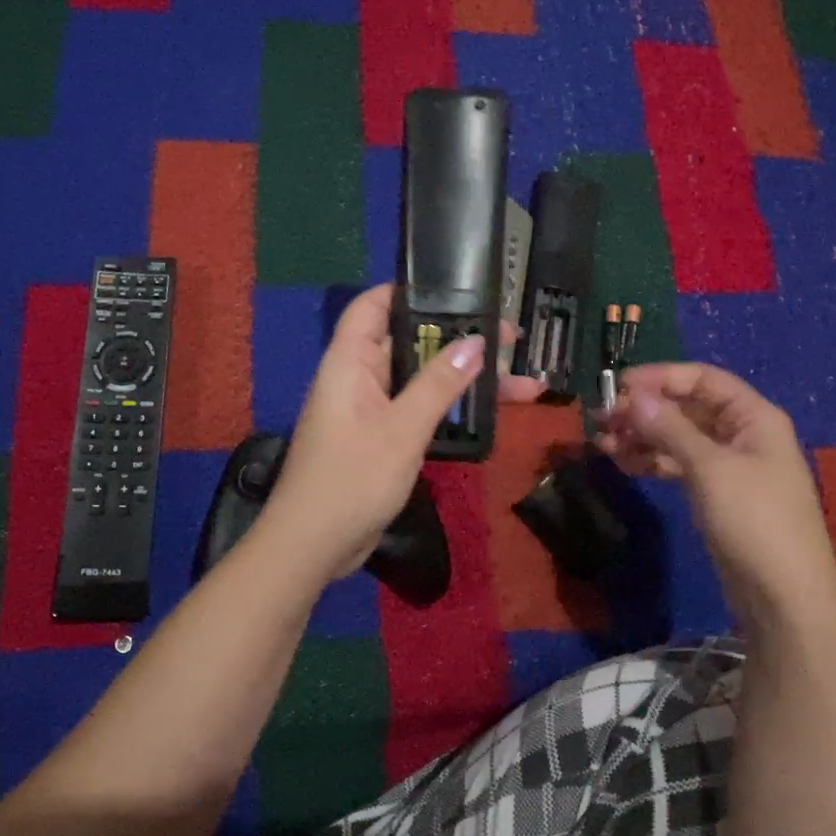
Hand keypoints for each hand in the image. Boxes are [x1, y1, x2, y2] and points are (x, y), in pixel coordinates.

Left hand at [260, 284, 540, 580]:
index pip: (372, 306)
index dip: (410, 291)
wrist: (313, 547)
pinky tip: (491, 416)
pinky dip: (451, 411)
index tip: (459, 288)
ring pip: (421, 382)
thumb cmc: (351, 480)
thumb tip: (476, 342)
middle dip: (458, 340)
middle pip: (409, 344)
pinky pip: (419, 413)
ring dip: (464, 381)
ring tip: (522, 382)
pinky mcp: (381, 441)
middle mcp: (359, 379)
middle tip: (513, 339)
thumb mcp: (401, 430)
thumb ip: (438, 385)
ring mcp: (370, 412)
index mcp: (350, 362)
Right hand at [595, 363, 835, 619]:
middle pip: (687, 407)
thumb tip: (631, 395)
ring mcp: (729, 466)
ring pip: (678, 437)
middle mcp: (743, 434)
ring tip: (602, 444)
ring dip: (641, 436)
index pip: (703, 378)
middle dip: (644, 409)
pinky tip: (622, 464)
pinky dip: (651, 461)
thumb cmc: (754, 521)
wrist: (784, 597)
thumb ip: (668, 427)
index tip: (616, 386)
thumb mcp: (709, 468)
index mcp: (754, 417)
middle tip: (601, 420)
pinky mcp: (716, 494)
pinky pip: (678, 464)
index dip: (660, 377)